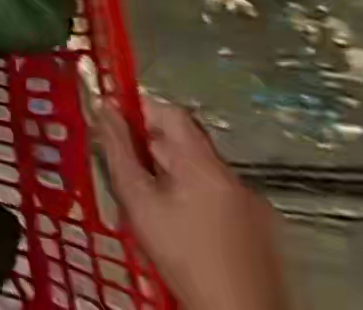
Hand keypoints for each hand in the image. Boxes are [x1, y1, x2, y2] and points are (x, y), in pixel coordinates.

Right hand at [94, 100, 289, 309]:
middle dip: (149, 146)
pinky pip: (217, 195)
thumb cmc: (181, 253)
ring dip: (169, 173)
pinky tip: (176, 222)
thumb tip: (103, 108)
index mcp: (204, 164)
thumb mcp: (137, 198)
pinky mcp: (259, 230)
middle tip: (120, 164)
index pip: (169, 112)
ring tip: (145, 197)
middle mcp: (233, 177)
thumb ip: (117, 148)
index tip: (111, 117)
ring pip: (199, 170)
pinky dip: (192, 196)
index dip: (138, 108)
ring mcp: (251, 205)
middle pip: (184, 142)